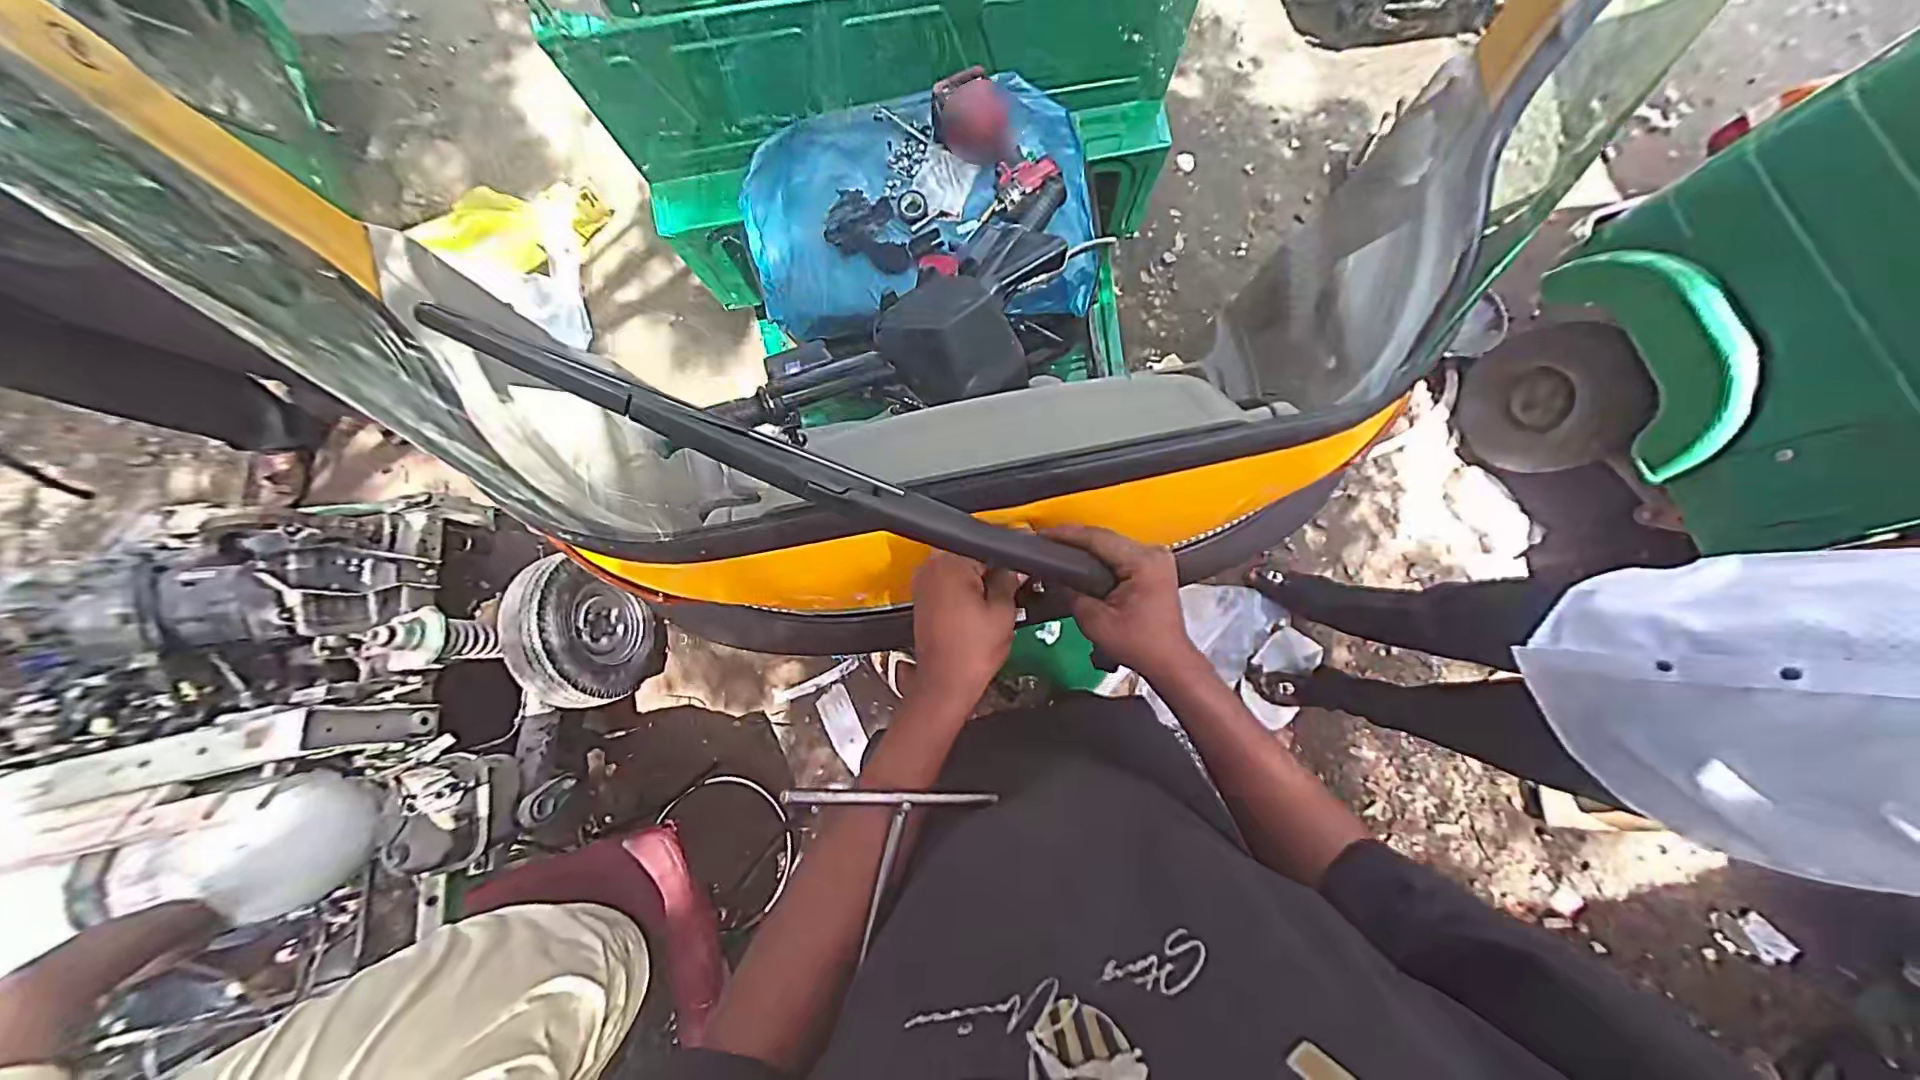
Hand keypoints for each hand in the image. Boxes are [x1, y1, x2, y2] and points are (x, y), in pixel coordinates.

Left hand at [910, 551, 1022, 707]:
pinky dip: (965, 588)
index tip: (1023, 558)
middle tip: (1015, 579)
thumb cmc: (969, 654)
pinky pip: (948, 582)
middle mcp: (931, 568)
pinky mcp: (922, 598)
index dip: (1009, 551)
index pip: (986, 542)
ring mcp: (923, 583)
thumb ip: (1010, 580)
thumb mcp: (1002, 612)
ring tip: (999, 596)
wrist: (945, 684)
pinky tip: (982, 605)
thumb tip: (1015, 567)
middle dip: (993, 563)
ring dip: (979, 575)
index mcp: (950, 563)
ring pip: (959, 566)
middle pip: (970, 551)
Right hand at [1039, 525, 1201, 682]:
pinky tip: (1082, 560)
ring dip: (1086, 547)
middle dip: (1074, 539)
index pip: (1098, 538)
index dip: (1066, 535)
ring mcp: (1156, 559)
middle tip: (1047, 542)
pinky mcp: (1153, 567)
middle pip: (1105, 537)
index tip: (1045, 535)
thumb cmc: (1142, 645)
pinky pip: (1120, 553)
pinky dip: (1099, 556)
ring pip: (1112, 543)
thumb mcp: (1094, 621)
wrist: (1168, 660)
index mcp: (1143, 562)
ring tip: (1060, 549)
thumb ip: (1070, 593)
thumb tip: (1054, 578)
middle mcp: (1153, 555)